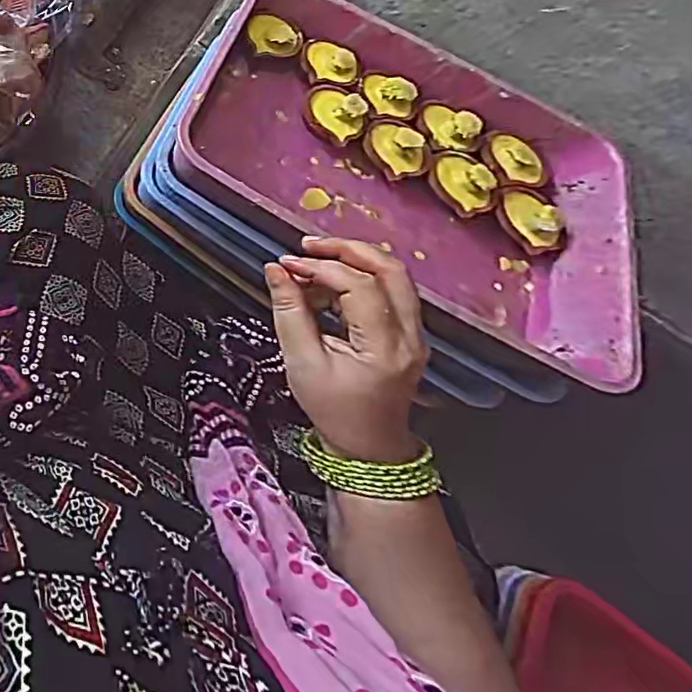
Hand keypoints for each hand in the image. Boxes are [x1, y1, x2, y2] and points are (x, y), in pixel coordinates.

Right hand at [263, 236, 428, 463]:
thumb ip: (289, 311)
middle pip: (390, 269)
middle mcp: (410, 335)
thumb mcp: (301, 362)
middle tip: (307, 246)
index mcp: (385, 347)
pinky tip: (326, 286)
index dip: (320, 269)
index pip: (359, 287)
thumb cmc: (331, 408)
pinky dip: (358, 277)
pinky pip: (388, 290)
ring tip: (312, 264)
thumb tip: (275, 270)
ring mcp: (415, 333)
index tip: (286, 266)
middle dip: (346, 249)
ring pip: (393, 276)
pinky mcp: (409, 332)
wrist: (368, 445)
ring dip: (353, 260)